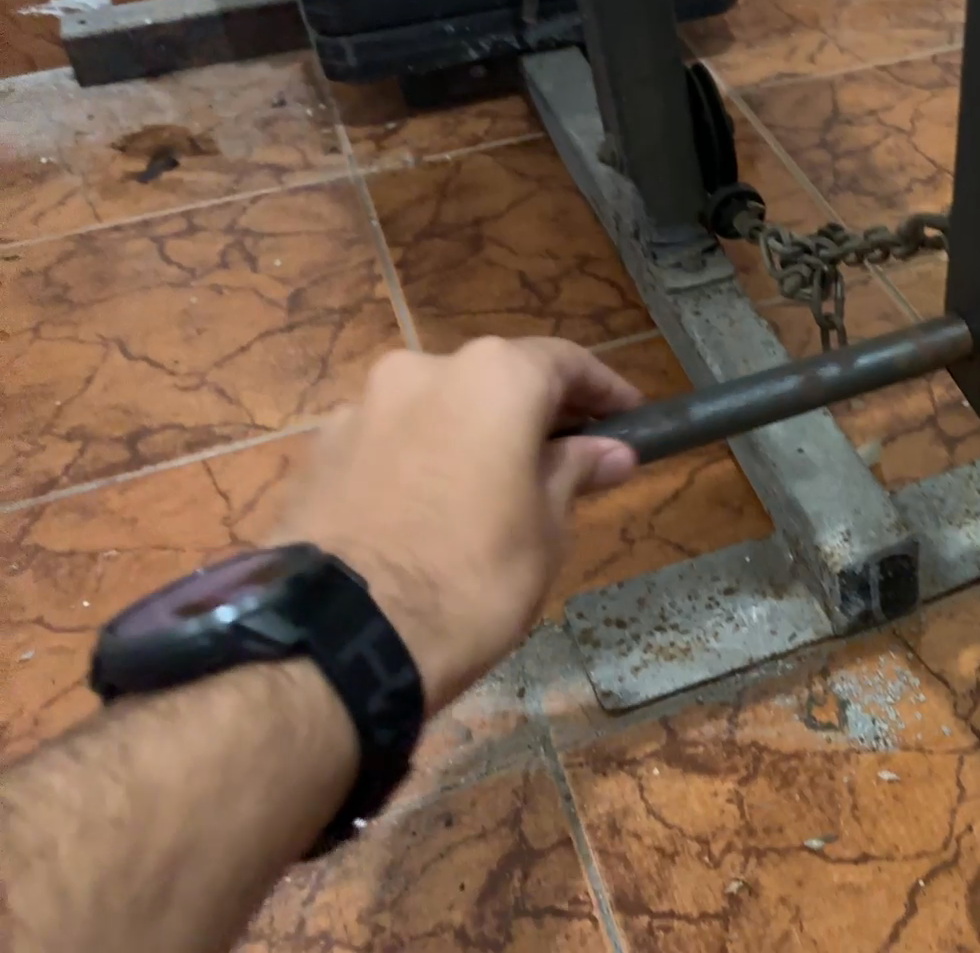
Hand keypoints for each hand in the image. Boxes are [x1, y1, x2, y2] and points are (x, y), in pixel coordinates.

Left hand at [275, 337, 641, 711]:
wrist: (334, 643)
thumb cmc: (476, 574)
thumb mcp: (549, 525)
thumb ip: (576, 471)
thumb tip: (612, 452)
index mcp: (494, 379)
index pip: (566, 362)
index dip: (607, 390)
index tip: (632, 419)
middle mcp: (425, 372)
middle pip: (501, 377)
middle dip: (544, 411)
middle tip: (579, 451)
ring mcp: (362, 409)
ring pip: (445, 406)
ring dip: (484, 431)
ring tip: (510, 480)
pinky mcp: (319, 453)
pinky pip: (398, 437)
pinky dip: (433, 453)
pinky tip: (447, 501)